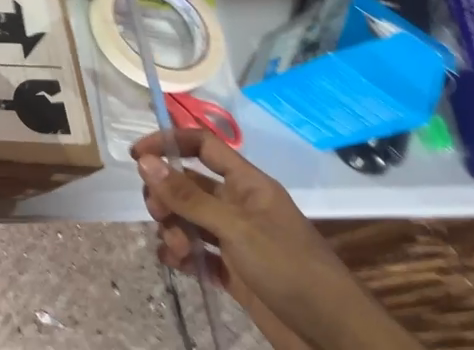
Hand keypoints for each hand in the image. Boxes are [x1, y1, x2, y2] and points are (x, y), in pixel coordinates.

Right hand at [133, 130, 419, 349]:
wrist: (336, 337)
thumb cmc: (291, 269)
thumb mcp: (237, 229)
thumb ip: (188, 197)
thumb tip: (144, 160)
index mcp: (248, 185)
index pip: (203, 146)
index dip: (169, 142)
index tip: (136, 156)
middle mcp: (240, 206)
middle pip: (188, 184)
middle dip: (165, 195)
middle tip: (158, 214)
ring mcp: (236, 240)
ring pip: (188, 219)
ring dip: (172, 230)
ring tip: (176, 251)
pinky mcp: (233, 272)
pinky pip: (195, 253)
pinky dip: (180, 256)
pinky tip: (176, 265)